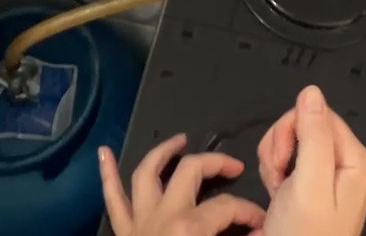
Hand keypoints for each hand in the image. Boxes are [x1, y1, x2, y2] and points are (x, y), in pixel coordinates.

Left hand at [100, 134, 267, 235]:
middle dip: (215, 163)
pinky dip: (107, 174)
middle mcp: (163, 214)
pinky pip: (112, 199)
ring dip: (163, 152)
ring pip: (147, 172)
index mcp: (190, 228)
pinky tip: (103, 152)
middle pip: (191, 171)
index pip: (227, 208)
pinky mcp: (122, 233)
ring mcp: (138, 221)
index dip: (249, 211)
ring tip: (180, 140)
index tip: (262, 221)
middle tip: (233, 166)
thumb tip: (261, 232)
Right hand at [255, 86, 365, 235]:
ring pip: (290, 139)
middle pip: (303, 124)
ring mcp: (325, 174)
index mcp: (355, 158)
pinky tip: (276, 194)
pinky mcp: (307, 184)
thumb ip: (313, 135)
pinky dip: (273, 172)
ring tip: (278, 190)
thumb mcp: (309, 185)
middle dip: (283, 147)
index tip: (286, 163)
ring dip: (275, 161)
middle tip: (281, 179)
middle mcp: (344, 162)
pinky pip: (284, 157)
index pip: (319, 113)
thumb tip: (311, 90)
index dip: (295, 130)